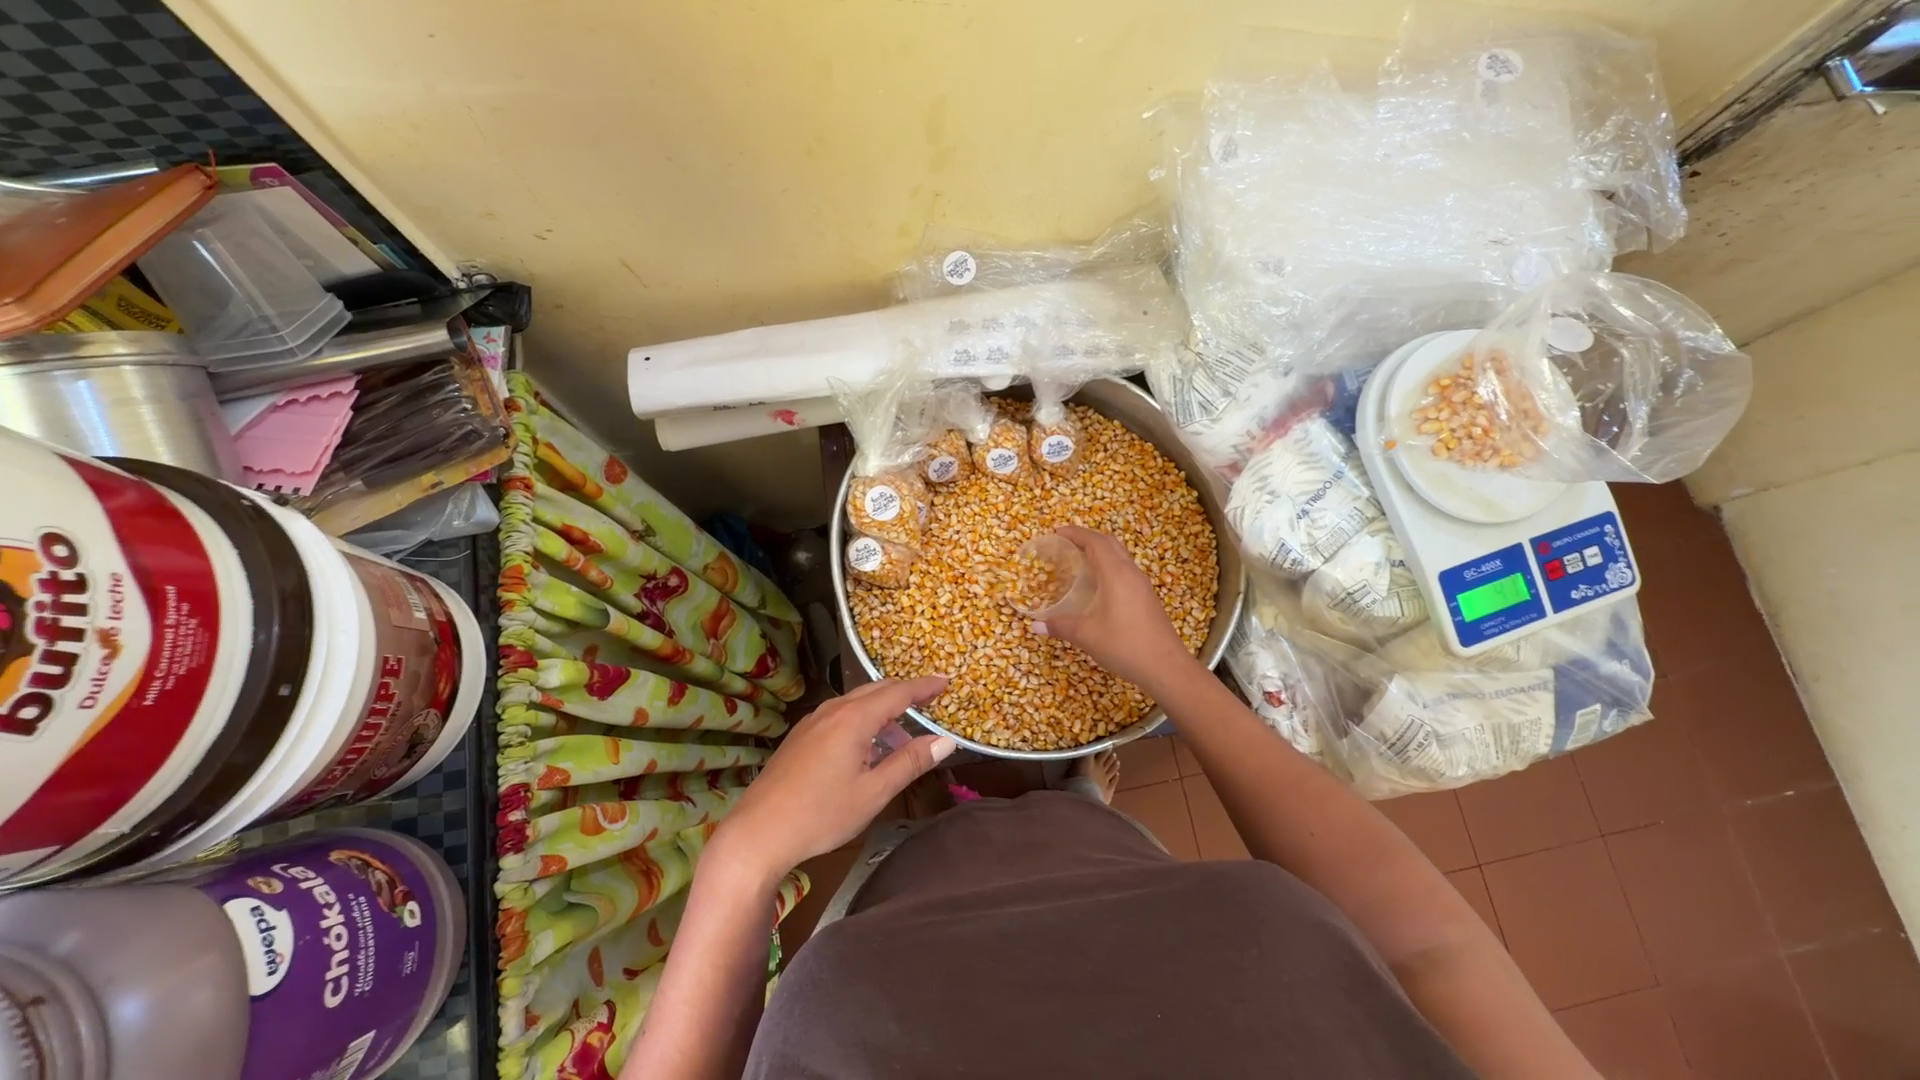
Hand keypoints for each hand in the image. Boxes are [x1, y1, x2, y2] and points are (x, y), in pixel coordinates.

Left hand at [708, 676, 955, 884]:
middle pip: (875, 691)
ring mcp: (811, 723)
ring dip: (882, 713)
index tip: (946, 681)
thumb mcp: (874, 792)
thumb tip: (945, 741)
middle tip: (930, 702)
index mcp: (853, 719)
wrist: (758, 833)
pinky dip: (862, 722)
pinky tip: (866, 749)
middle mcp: (832, 711)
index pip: (897, 693)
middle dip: (904, 694)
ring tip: (902, 738)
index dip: (924, 687)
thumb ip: (910, 763)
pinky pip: (839, 716)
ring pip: (855, 704)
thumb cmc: (821, 815)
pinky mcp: (799, 738)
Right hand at [1040, 526, 1193, 693]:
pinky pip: (1126, 571)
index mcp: (1116, 574)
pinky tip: (1099, 586)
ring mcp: (1143, 585)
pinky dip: (1109, 567)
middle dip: (1088, 538)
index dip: (1075, 533)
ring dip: (1101, 552)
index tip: (1056, 532)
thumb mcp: (1087, 635)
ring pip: (1120, 556)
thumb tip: (1035, 625)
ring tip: (1080, 561)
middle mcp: (1131, 573)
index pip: (1095, 541)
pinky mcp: (1148, 598)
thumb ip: (1060, 626)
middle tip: (1067, 544)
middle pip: (1110, 543)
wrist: (1167, 667)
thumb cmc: (1125, 645)